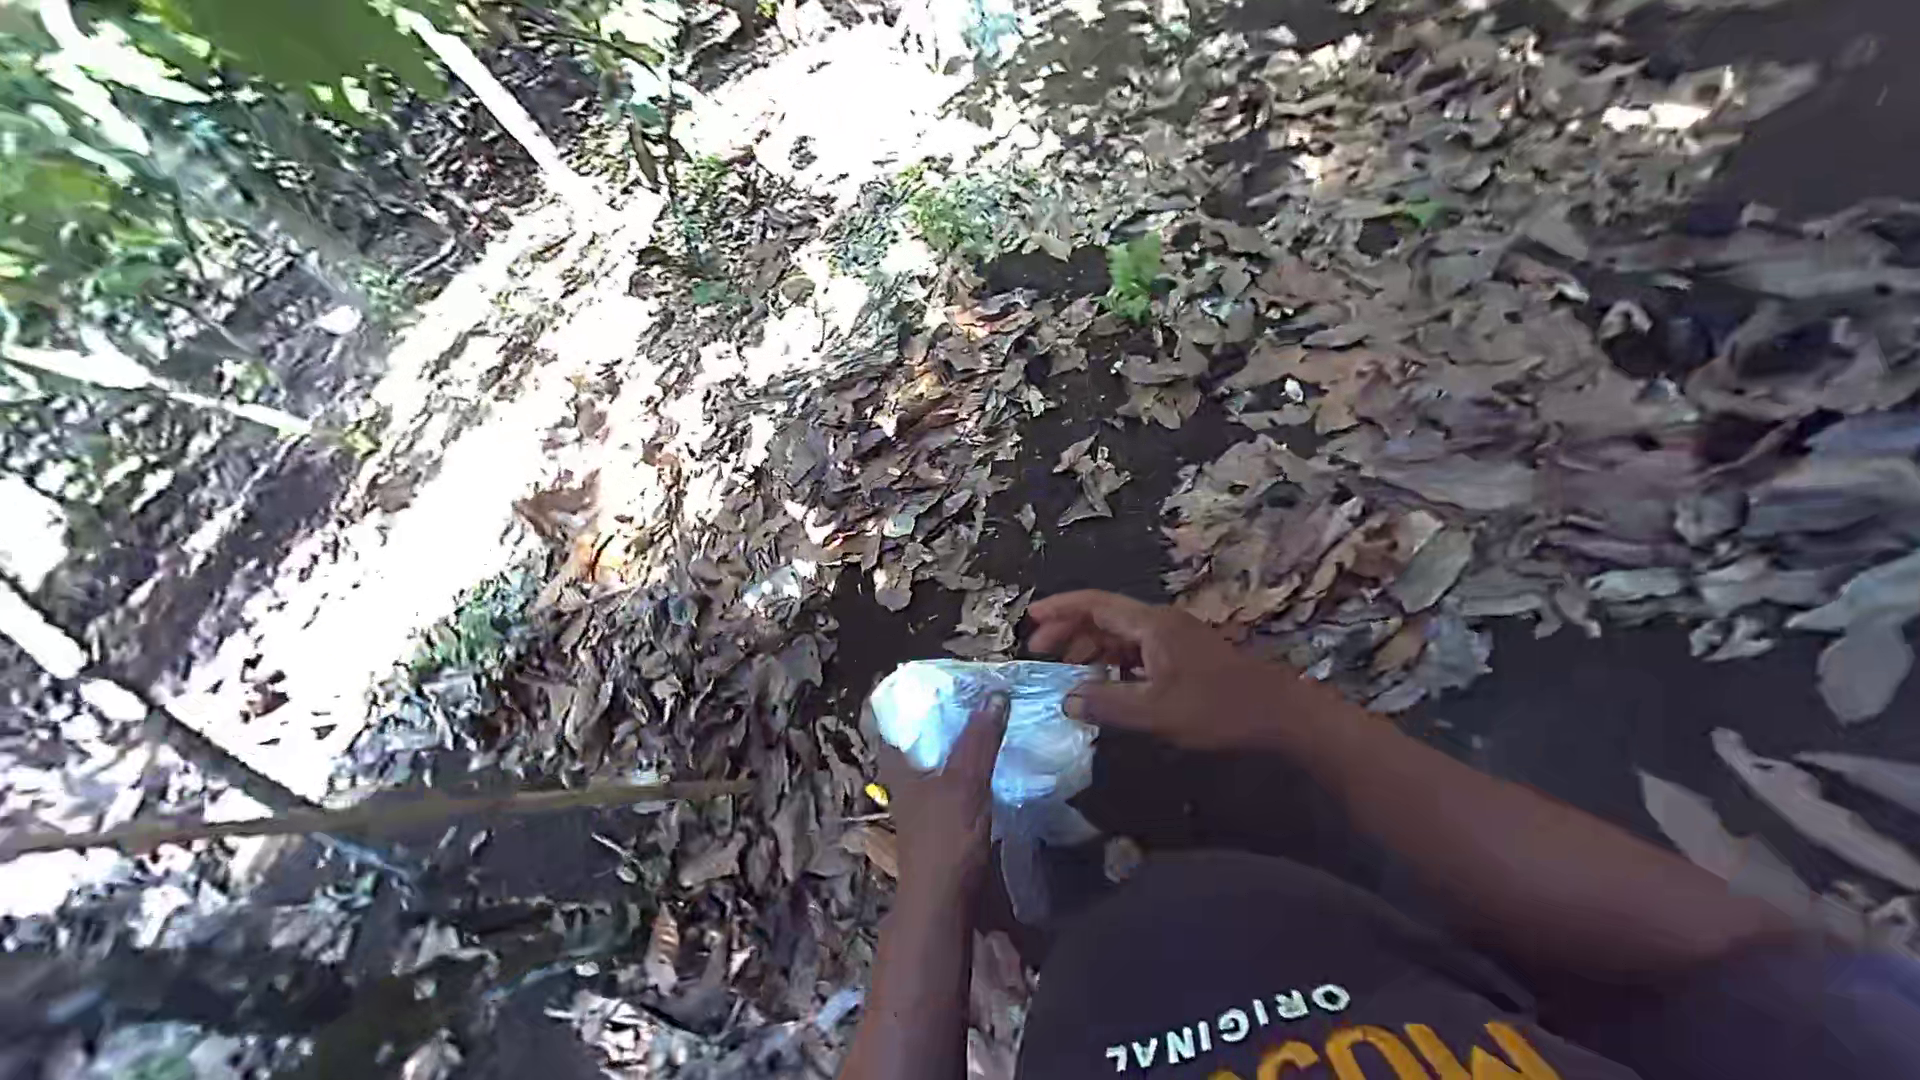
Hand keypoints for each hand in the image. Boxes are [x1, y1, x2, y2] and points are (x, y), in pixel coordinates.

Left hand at [880, 692, 1008, 898]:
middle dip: (945, 709)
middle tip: (975, 687)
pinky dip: (968, 757)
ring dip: (960, 734)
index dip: (913, 690)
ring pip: (938, 751)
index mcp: (897, 761)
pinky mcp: (940, 810)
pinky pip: (953, 770)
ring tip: (988, 711)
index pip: (894, 713)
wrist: (944, 902)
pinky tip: (991, 751)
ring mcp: (921, 793)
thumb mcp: (965, 781)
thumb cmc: (945, 837)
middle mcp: (903, 773)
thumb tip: (995, 694)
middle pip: (920, 730)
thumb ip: (979, 738)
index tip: (942, 673)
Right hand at [1027, 590, 1324, 750]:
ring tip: (1068, 669)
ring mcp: (1172, 637)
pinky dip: (1112, 659)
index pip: (1095, 604)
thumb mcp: (1156, 711)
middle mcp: (1158, 622)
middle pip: (1103, 615)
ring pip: (1119, 632)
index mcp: (1150, 624)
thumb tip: (1066, 699)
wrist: (1280, 714)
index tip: (1031, 618)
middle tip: (1042, 651)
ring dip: (1090, 646)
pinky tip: (1105, 680)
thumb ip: (1106, 703)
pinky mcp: (1182, 654)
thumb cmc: (1217, 708)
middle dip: (1069, 629)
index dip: (1060, 608)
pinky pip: (1135, 648)